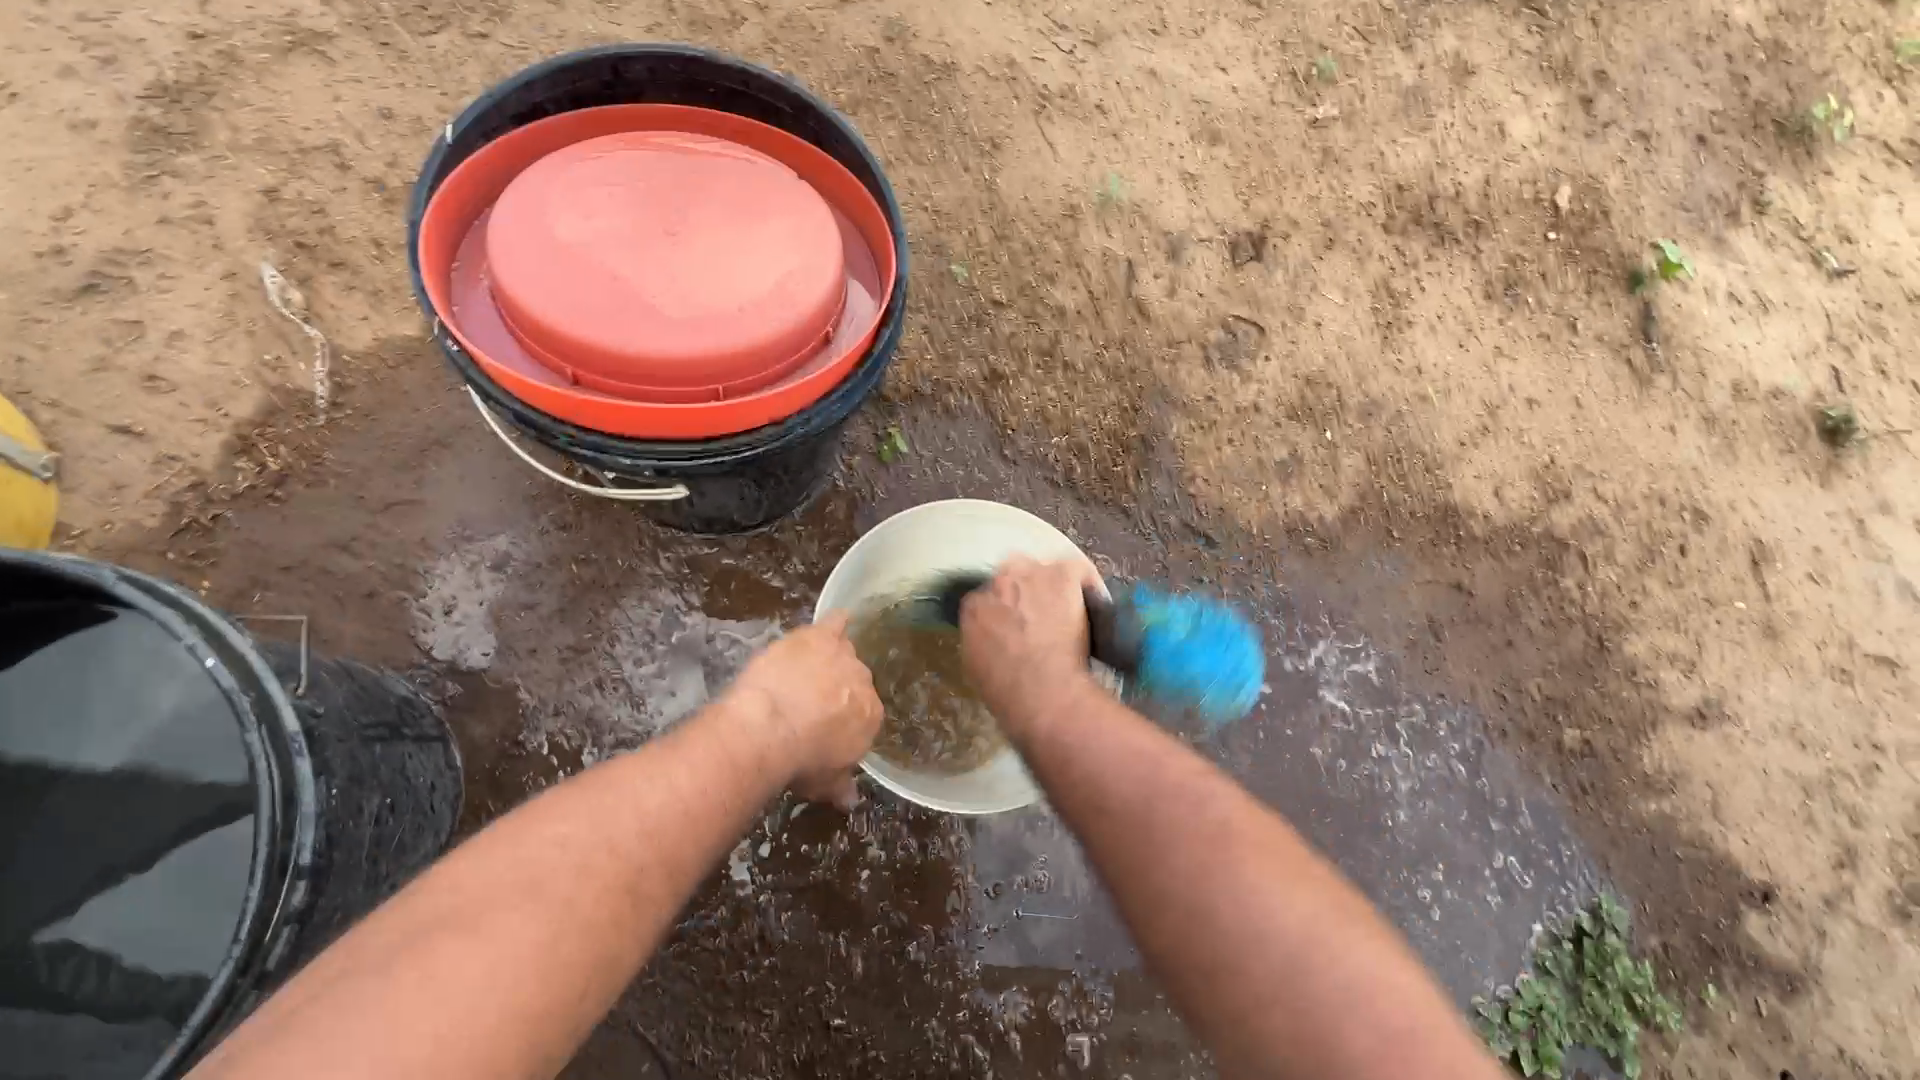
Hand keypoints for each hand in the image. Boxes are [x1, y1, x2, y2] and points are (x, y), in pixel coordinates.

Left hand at [724, 611, 881, 808]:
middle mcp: (864, 682)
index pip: (864, 712)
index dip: (843, 717)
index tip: (826, 726)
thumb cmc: (799, 761)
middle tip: (811, 703)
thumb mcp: (822, 782)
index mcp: (871, 717)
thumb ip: (840, 786)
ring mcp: (842, 656)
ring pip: (843, 652)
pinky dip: (836, 621)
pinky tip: (836, 618)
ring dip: (831, 659)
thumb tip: (850, 802)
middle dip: (836, 690)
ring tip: (810, 670)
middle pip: (855, 680)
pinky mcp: (818, 637)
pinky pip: (835, 622)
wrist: (770, 728)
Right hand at [959, 556, 1101, 734]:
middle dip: (1022, 592)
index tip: (1011, 624)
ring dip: (1051, 586)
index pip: (987, 598)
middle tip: (1036, 616)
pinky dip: (1085, 583)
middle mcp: (1000, 581)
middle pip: (1012, 575)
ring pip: (1044, 570)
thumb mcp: (975, 666)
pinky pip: (1076, 570)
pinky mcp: (1063, 576)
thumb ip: (979, 640)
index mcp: (974, 606)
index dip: (1002, 610)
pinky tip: (1091, 600)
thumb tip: (991, 637)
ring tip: (1064, 609)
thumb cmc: (1006, 690)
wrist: (1041, 688)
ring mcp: (1032, 575)